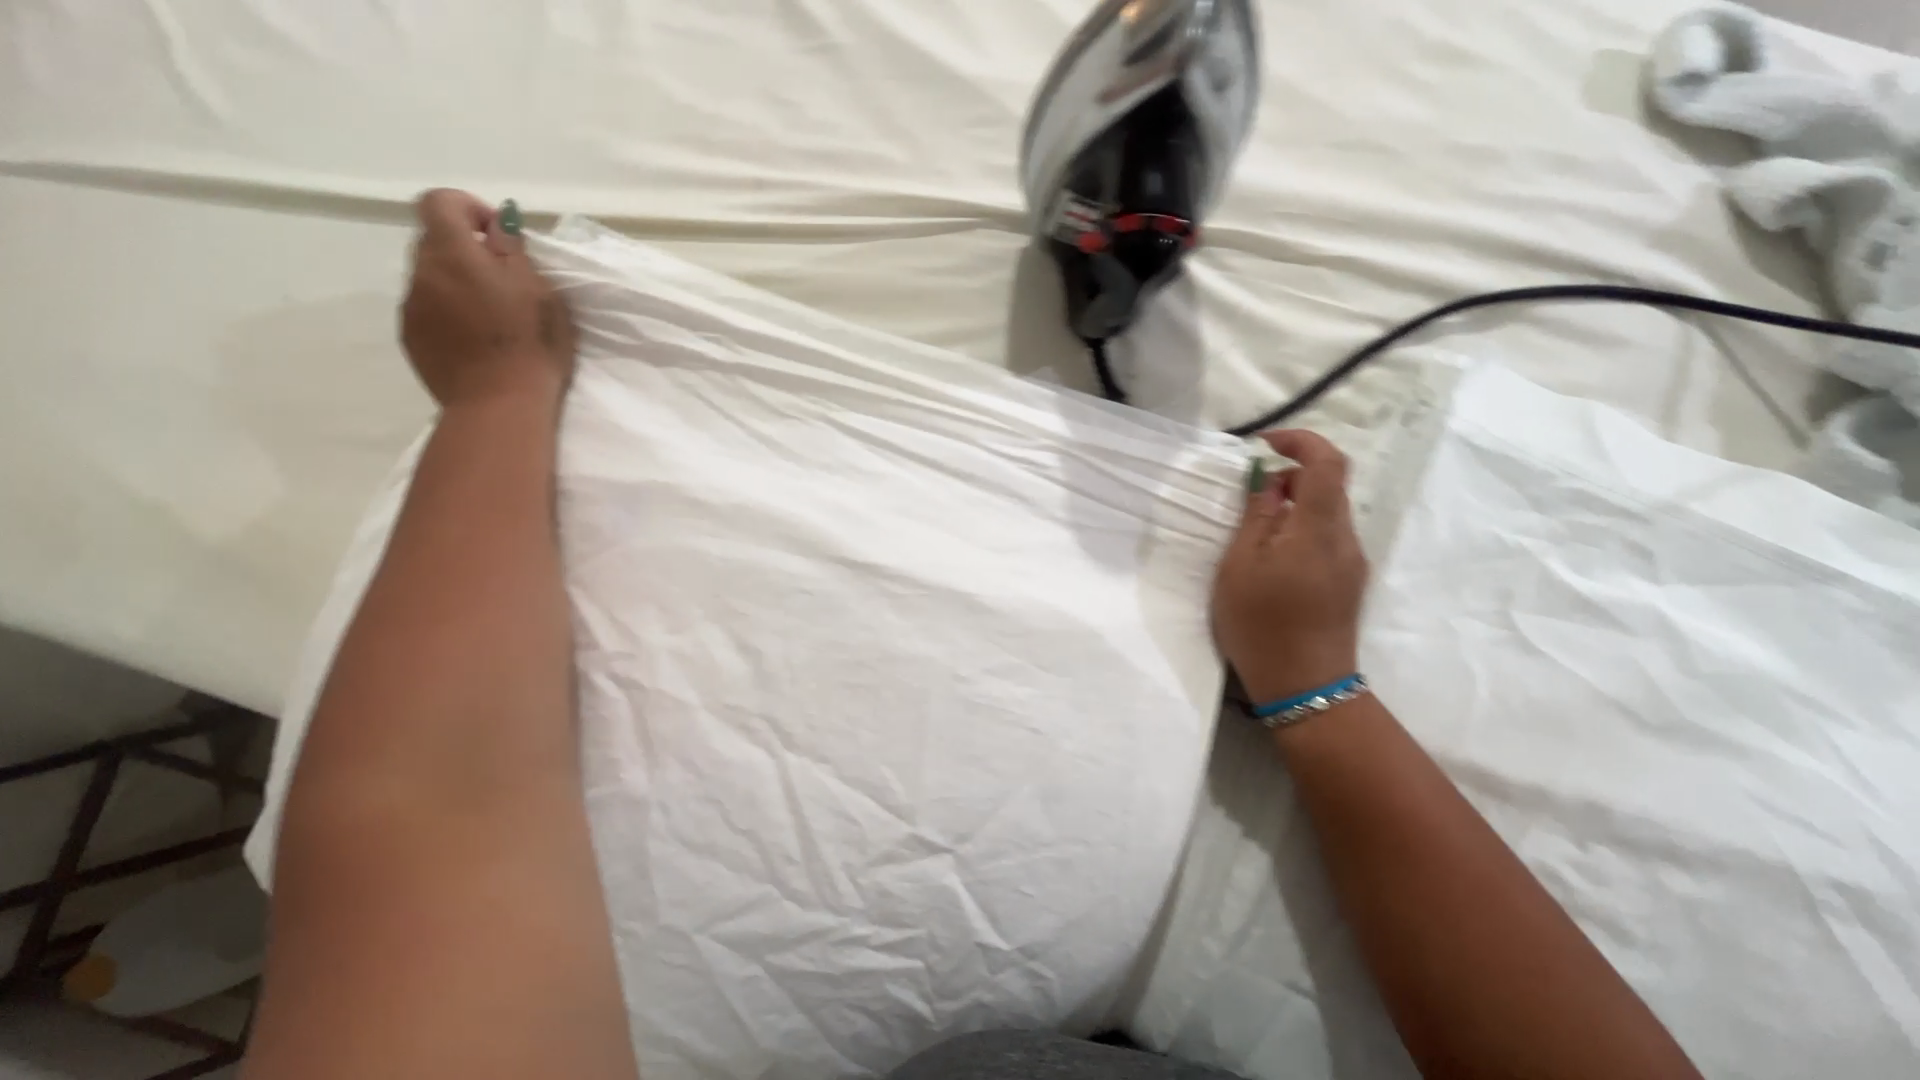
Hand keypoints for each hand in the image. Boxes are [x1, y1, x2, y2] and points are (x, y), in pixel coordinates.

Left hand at [401, 189, 575, 408]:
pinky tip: (475, 339)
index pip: (438, 202)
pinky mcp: (410, 339)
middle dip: (464, 249)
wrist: (500, 406)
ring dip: (456, 283)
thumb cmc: (530, 345)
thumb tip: (496, 221)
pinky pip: (425, 310)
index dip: (467, 207)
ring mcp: (411, 308)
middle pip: (433, 240)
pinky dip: (447, 312)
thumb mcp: (539, 291)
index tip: (497, 234)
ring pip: (430, 277)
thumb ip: (511, 249)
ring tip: (490, 316)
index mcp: (453, 253)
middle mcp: (421, 273)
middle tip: (503, 280)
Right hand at [1212, 430, 1369, 704]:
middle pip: (1330, 484)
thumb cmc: (1261, 624)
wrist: (1305, 686)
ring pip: (1328, 512)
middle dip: (1291, 476)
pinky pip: (1329, 537)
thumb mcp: (1240, 566)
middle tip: (1250, 499)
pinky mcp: (1350, 581)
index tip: (1265, 445)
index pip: (1327, 461)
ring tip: (1256, 535)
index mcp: (1318, 528)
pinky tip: (1275, 561)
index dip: (1300, 440)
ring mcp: (1353, 561)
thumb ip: (1256, 515)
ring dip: (1295, 506)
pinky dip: (1303, 530)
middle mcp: (1345, 537)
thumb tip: (1269, 479)